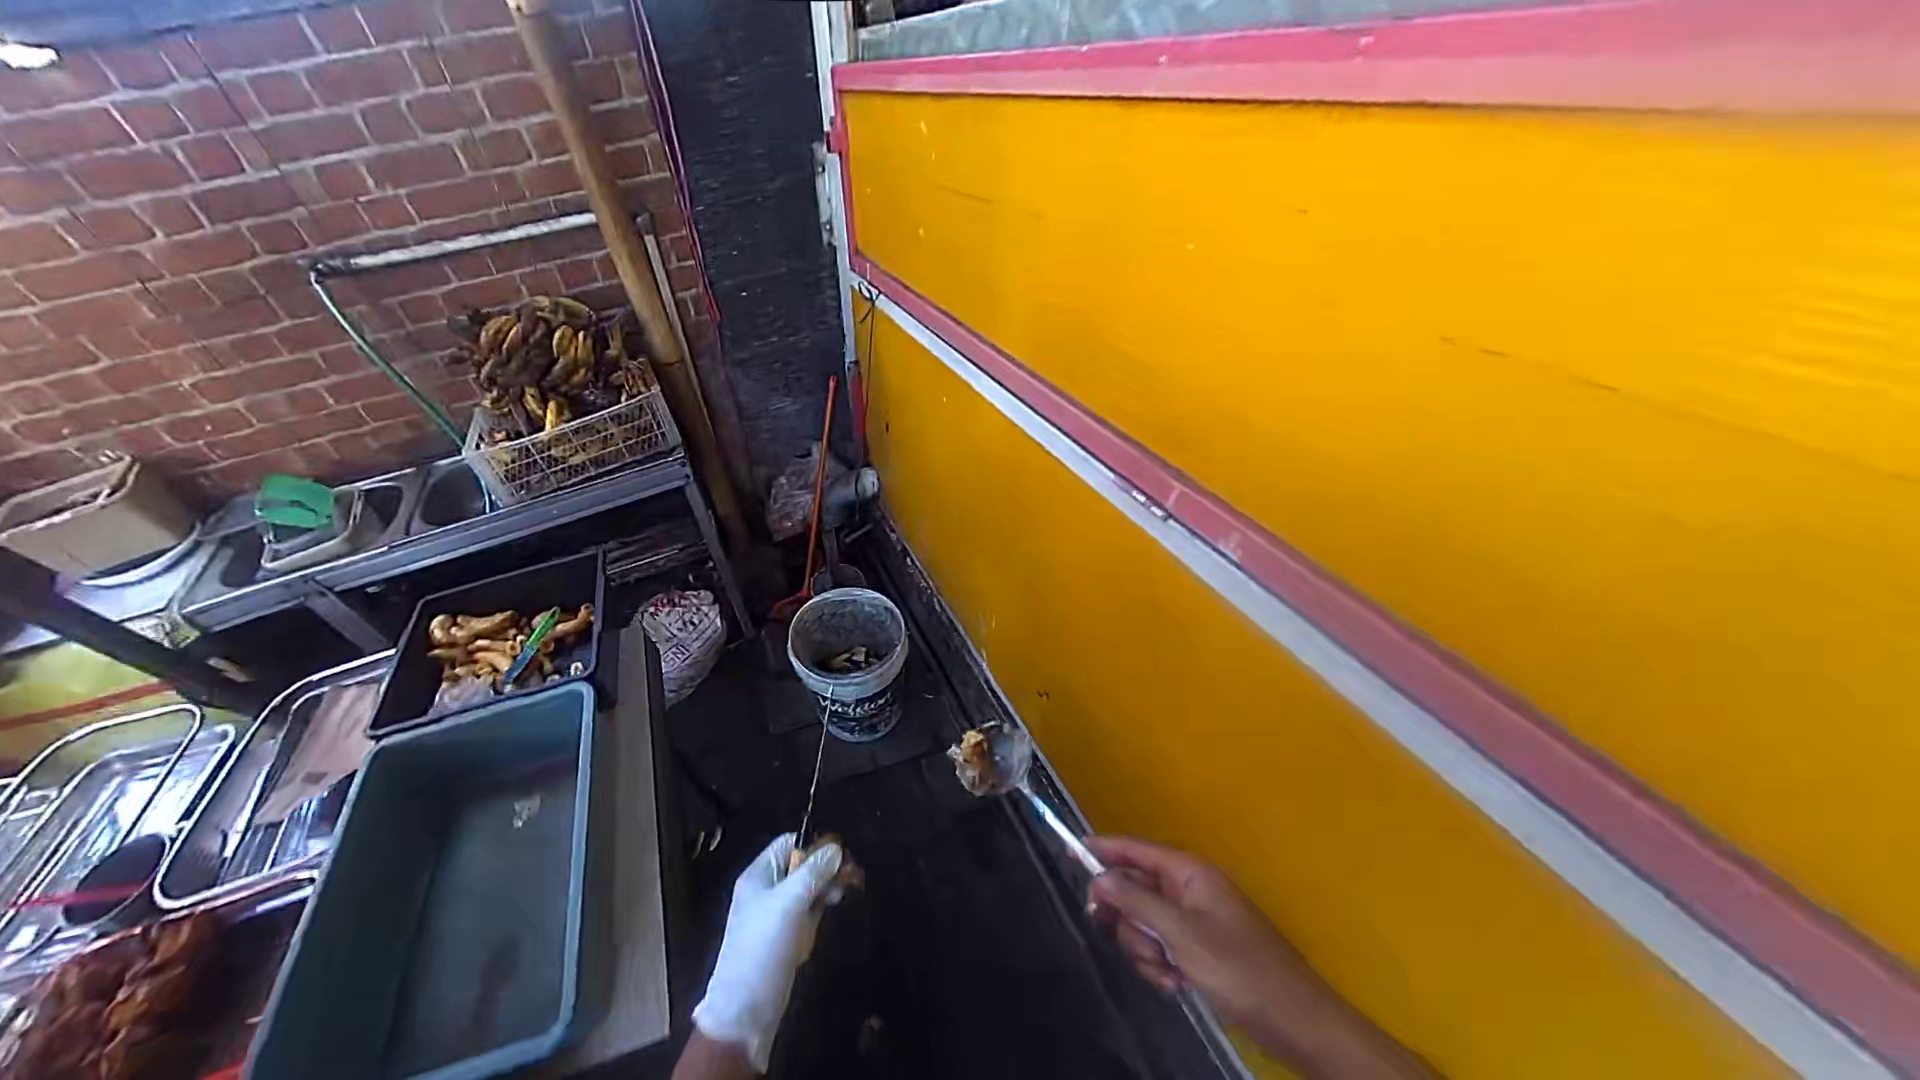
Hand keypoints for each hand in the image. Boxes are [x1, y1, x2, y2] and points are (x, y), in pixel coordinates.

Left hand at [690, 833, 843, 1072]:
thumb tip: (836, 848)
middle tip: (849, 877)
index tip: (841, 855)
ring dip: (826, 889)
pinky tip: (827, 916)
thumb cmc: (763, 948)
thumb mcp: (790, 902)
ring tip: (838, 897)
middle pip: (802, 864)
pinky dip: (819, 911)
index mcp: (759, 875)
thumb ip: (814, 871)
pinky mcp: (786, 935)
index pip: (789, 843)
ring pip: (809, 888)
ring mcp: (777, 914)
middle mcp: (767, 889)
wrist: (745, 1011)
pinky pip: (808, 912)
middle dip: (826, 868)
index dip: (814, 845)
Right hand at [1087, 836, 1435, 1078]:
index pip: (1136, 850)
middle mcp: (1189, 890)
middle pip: (1134, 890)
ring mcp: (1193, 920)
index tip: (1069, 849)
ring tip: (1169, 972)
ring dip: (1146, 950)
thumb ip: (1136, 903)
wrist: (1297, 1023)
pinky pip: (1160, 947)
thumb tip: (1099, 877)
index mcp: (1189, 873)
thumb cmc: (1240, 970)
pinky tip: (1178, 984)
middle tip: (1130, 940)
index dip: (1103, 849)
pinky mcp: (1197, 949)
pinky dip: (1161, 966)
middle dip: (1130, 920)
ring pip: (1143, 923)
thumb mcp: (1182, 935)